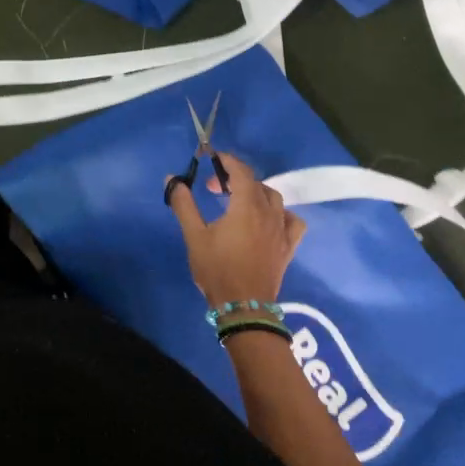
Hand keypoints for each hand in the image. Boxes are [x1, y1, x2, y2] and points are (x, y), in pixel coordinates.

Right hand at [167, 152, 305, 309]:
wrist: (244, 307)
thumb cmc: (217, 269)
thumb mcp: (193, 235)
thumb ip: (183, 203)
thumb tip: (172, 178)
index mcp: (246, 207)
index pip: (241, 172)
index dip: (227, 161)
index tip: (211, 158)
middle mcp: (268, 214)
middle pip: (256, 183)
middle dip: (234, 178)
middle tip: (214, 188)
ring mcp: (281, 231)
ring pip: (274, 199)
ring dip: (256, 192)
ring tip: (238, 201)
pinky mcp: (288, 247)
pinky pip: (292, 221)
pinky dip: (281, 213)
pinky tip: (269, 220)